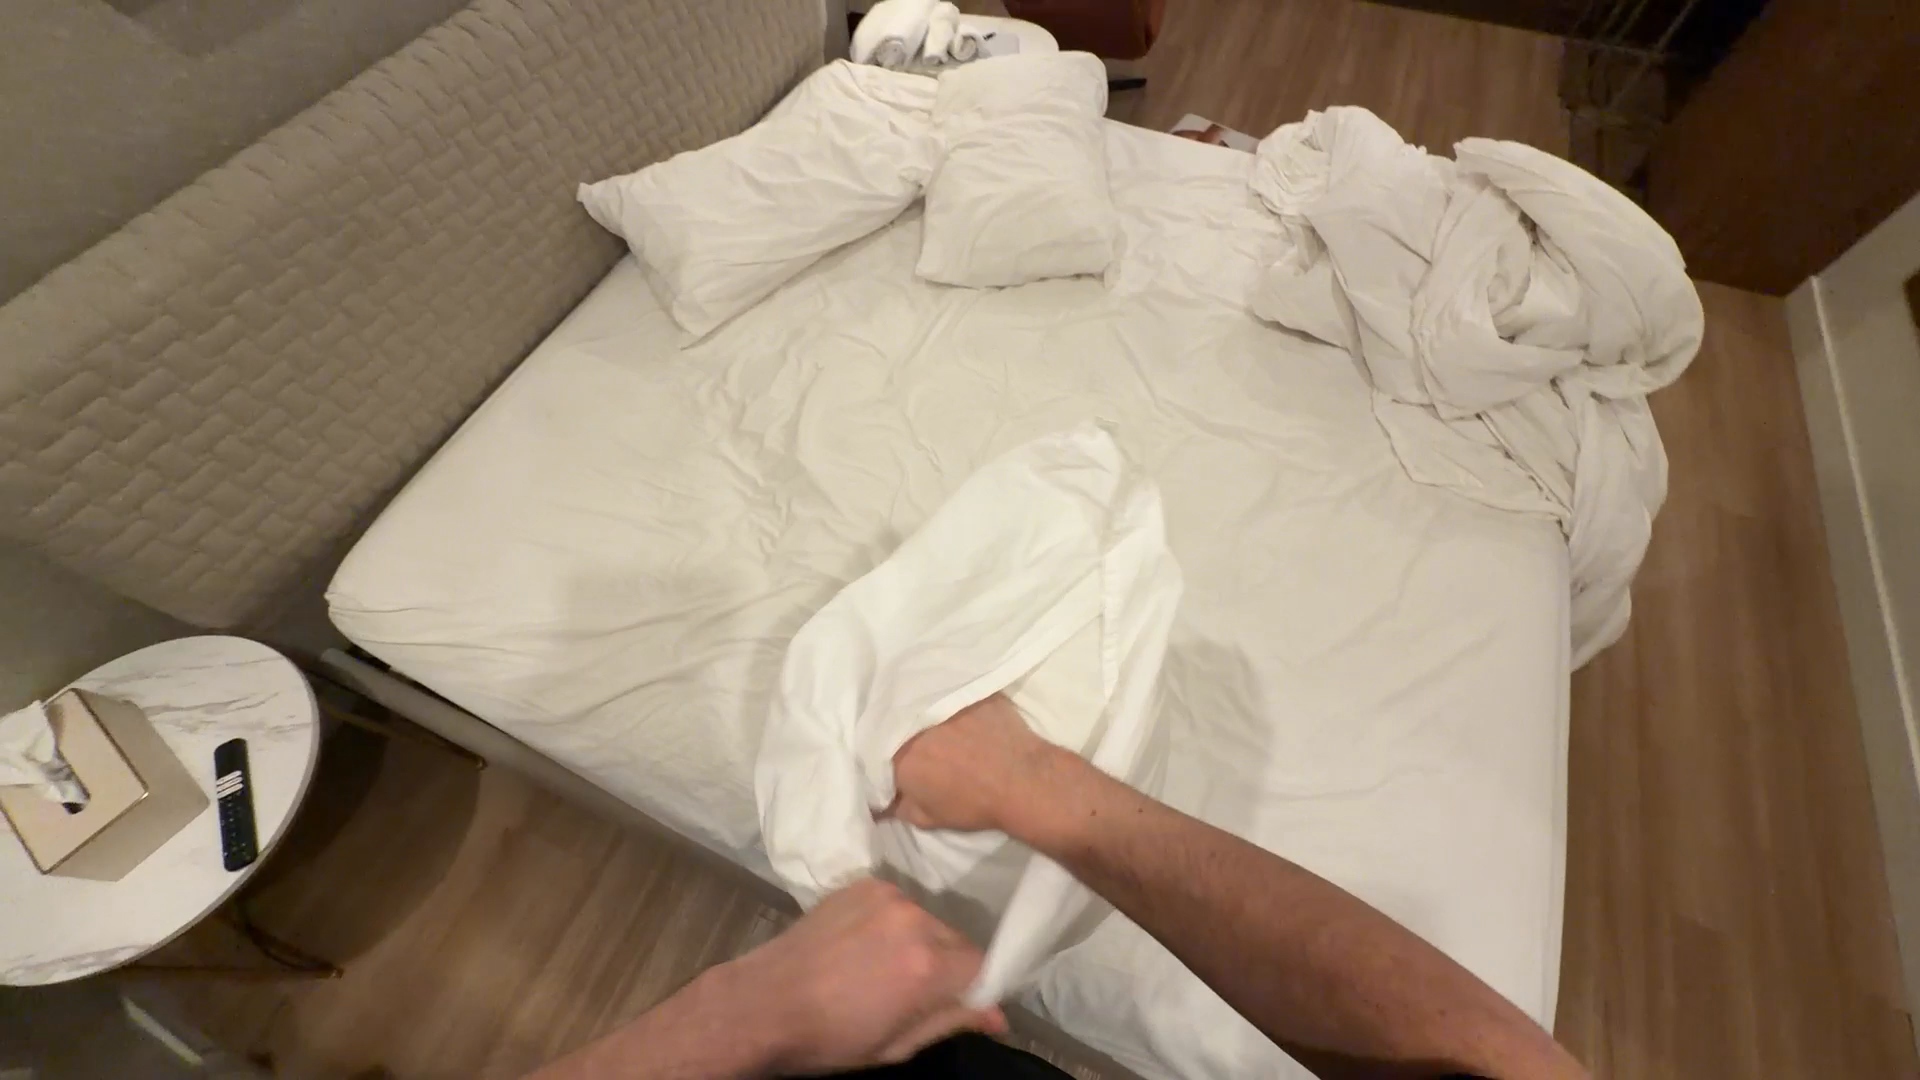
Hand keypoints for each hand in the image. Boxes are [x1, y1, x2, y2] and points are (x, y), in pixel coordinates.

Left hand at [720, 878, 1005, 1072]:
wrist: (767, 999)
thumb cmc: (831, 1037)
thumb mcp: (896, 1045)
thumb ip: (951, 1021)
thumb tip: (999, 1015)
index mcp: (927, 966)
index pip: (982, 965)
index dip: (976, 985)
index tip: (961, 1000)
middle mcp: (915, 919)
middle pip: (956, 939)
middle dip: (948, 964)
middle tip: (917, 990)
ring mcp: (889, 895)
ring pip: (927, 919)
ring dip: (920, 940)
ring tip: (885, 965)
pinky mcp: (866, 882)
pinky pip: (898, 902)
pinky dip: (893, 921)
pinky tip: (866, 943)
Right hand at [889, 693, 1071, 835]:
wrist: (1021, 779)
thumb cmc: (972, 802)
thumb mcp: (927, 816)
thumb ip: (897, 808)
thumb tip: (879, 805)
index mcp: (895, 752)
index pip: (873, 750)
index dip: (880, 755)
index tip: (890, 760)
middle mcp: (910, 719)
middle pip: (893, 719)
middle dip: (897, 728)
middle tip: (912, 738)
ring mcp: (938, 698)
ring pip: (918, 699)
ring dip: (919, 709)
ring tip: (932, 720)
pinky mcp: (964, 685)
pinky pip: (946, 687)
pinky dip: (945, 697)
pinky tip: (954, 705)